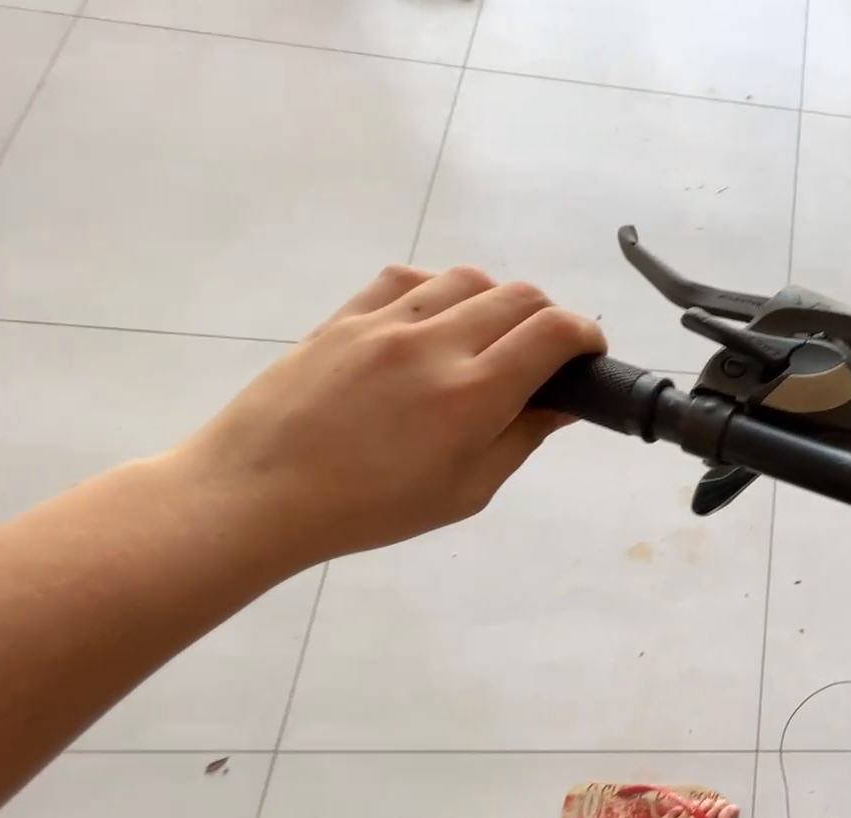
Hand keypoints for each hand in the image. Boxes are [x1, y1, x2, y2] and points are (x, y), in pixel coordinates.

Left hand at [172, 264, 604, 566]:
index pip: (554, 333)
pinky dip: (444, 290)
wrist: (258, 493)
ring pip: (470, 278)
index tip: (591, 356)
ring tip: (496, 336)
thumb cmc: (377, 507)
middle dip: (553, 318)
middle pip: (521, 296)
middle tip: (549, 355)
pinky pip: (410, 278)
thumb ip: (523, 437)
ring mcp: (385, 323)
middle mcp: (436, 344)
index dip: (588, 336)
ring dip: (501, 301)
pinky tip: (441, 321)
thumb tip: (564, 405)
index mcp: (474, 394)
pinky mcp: (345, 317)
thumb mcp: (471, 489)